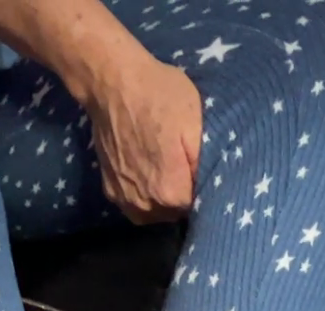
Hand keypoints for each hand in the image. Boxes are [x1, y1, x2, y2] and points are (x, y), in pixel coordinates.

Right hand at [78, 55, 201, 222]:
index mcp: (171, 194)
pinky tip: (148, 171)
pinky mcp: (111, 191)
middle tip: (185, 164)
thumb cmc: (160, 97)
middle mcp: (147, 206)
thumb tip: (214, 188)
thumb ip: (206, 163)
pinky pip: (136, 204)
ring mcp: (126, 201)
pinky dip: (145, 194)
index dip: (203, 189)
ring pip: (156, 212)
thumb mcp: (196, 122)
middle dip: (184, 194)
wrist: (112, 84)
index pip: (198, 208)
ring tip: (167, 168)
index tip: (204, 169)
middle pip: (176, 212)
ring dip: (164, 197)